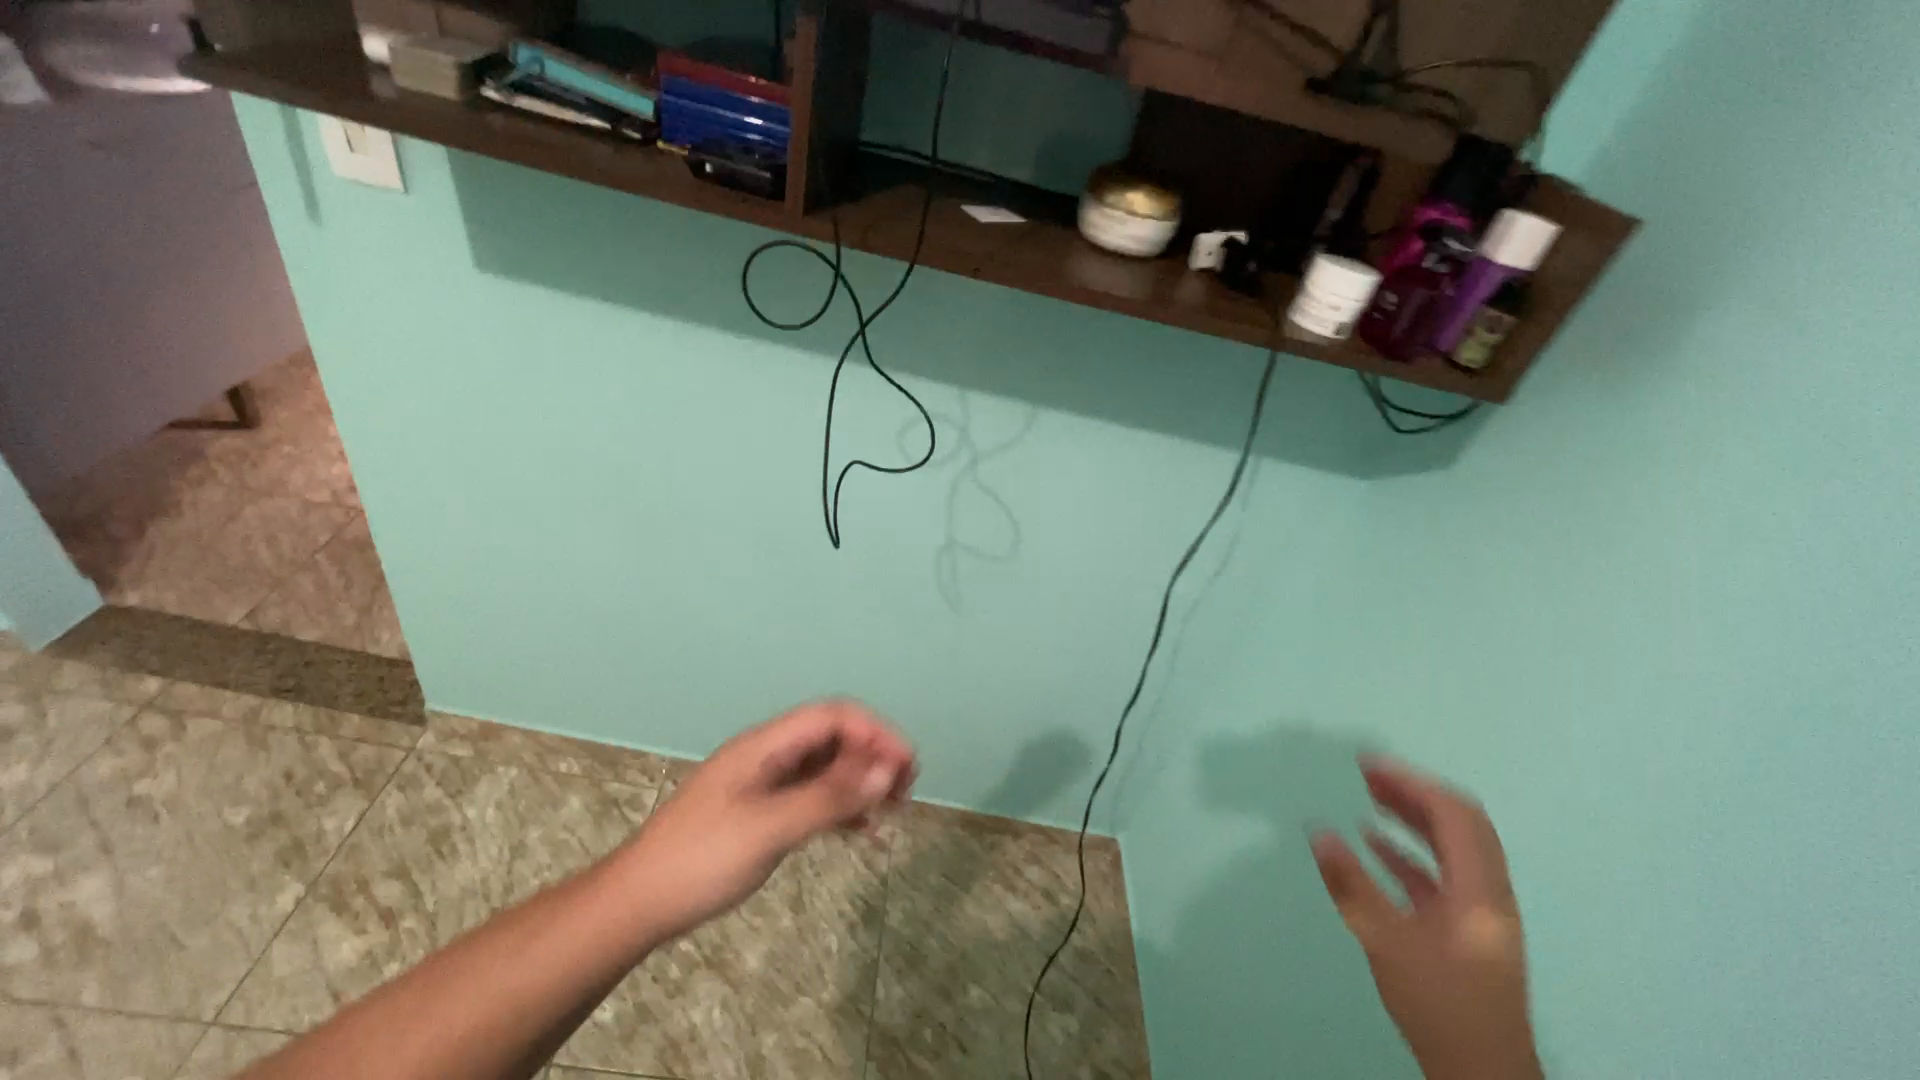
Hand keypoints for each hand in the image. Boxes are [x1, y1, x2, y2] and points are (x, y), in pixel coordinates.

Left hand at [613, 700, 915, 941]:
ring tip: (895, 810)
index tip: (907, 764)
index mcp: (765, 747)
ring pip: (826, 771)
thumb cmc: (700, 860)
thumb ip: (828, 799)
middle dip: (874, 756)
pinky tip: (866, 834)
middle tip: (907, 789)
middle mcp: (768, 758)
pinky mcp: (763, 815)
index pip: (832, 717)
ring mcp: (764, 787)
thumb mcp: (769, 828)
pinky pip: (814, 801)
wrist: (638, 904)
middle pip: (833, 740)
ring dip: (862, 784)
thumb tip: (885, 770)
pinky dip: (843, 811)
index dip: (874, 732)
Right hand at [1312, 757, 1541, 1079]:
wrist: (1482, 1070)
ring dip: (1412, 819)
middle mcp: (1488, 890)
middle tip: (1367, 774)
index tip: (1369, 764)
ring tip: (1369, 798)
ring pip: (1451, 847)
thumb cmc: (1438, 1002)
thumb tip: (1318, 832)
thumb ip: (1353, 885)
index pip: (1454, 814)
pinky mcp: (1467, 928)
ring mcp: (1480, 910)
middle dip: (1413, 792)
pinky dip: (1409, 852)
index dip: (1412, 781)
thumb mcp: (1386, 942)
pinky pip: (1441, 874)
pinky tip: (1372, 845)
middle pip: (1458, 824)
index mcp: (1479, 887)